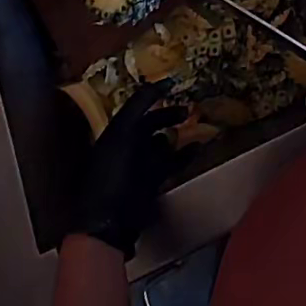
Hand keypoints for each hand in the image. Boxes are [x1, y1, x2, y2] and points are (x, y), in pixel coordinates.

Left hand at [73, 79, 185, 257]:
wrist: (107, 223)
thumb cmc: (112, 172)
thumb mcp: (123, 132)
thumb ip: (138, 106)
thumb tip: (158, 82)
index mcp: (115, 132)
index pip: (136, 106)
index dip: (154, 94)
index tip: (174, 84)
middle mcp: (125, 146)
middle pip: (150, 124)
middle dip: (168, 115)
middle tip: (188, 110)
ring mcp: (138, 166)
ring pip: (162, 144)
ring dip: (179, 135)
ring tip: (197, 128)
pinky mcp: (150, 184)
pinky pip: (170, 164)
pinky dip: (184, 156)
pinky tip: (198, 148)